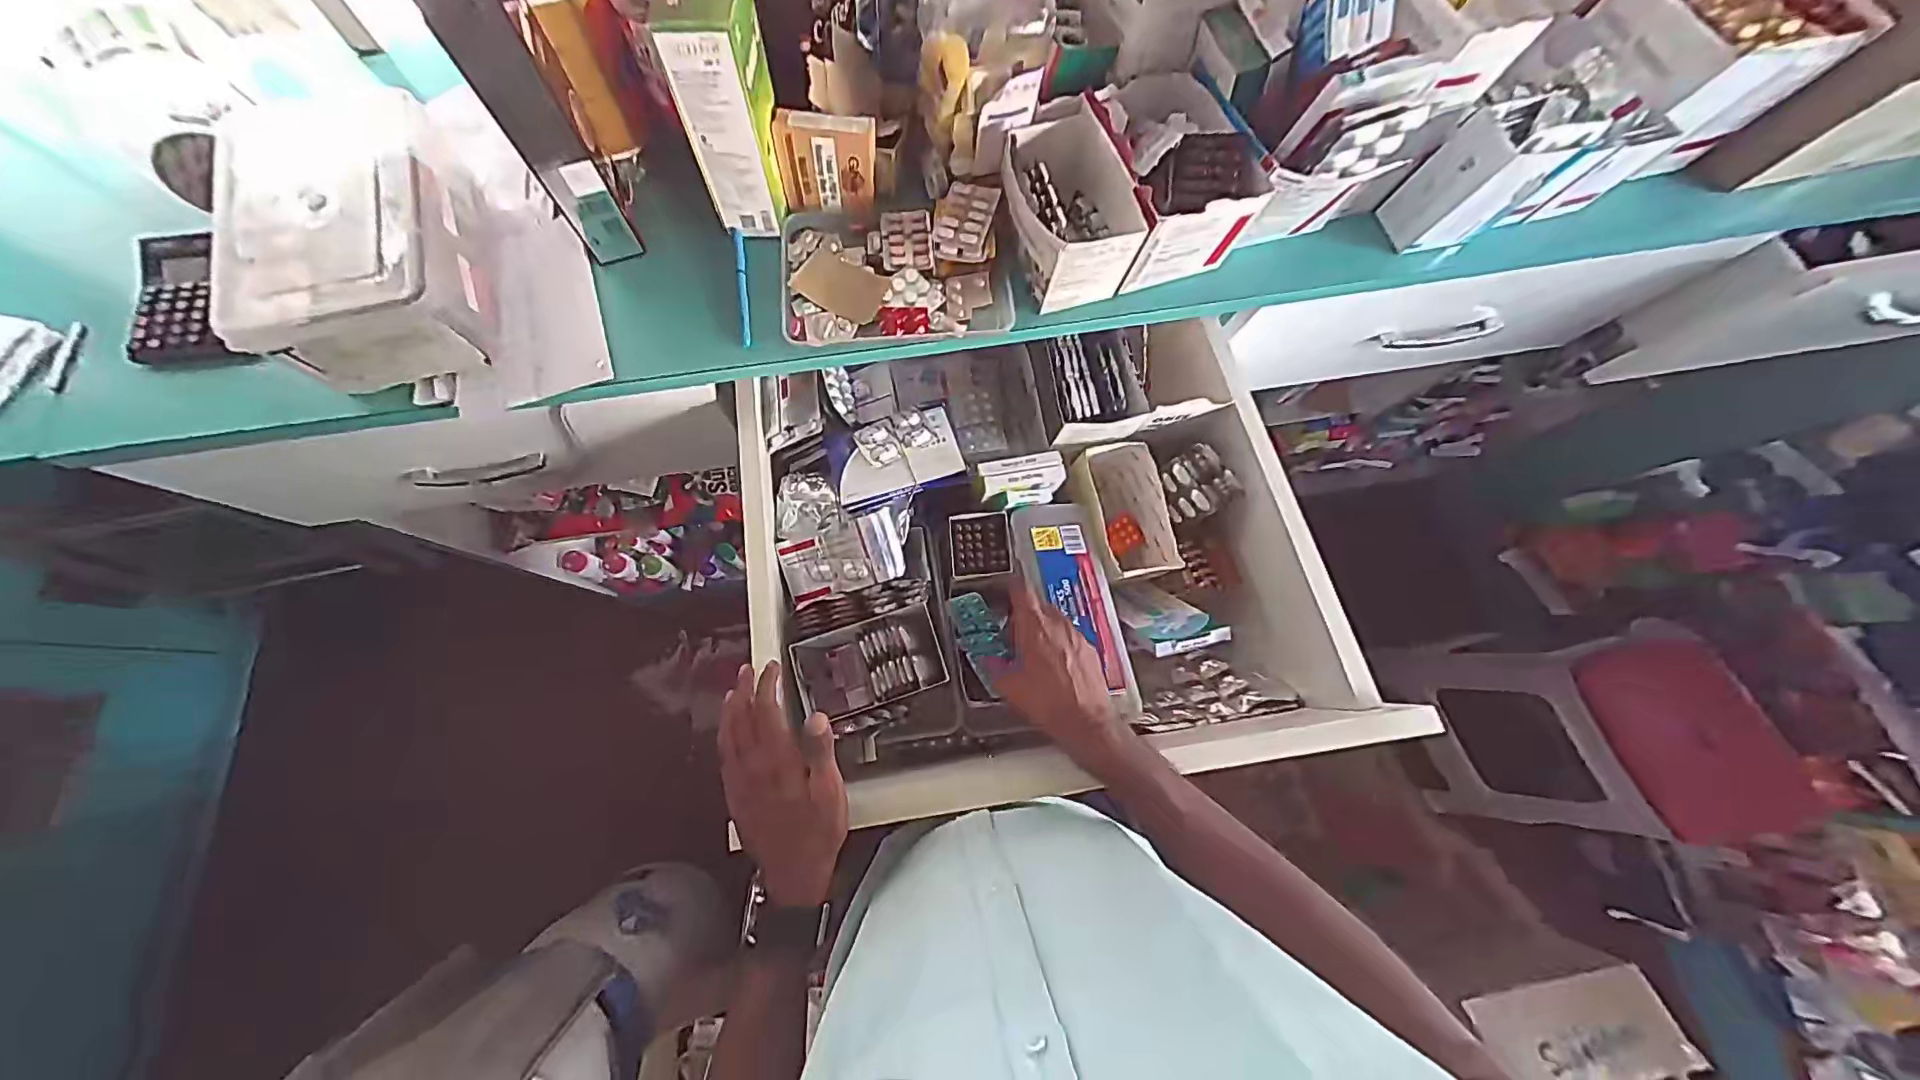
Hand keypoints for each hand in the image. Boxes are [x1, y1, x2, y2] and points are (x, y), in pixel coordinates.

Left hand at [718, 661, 847, 906]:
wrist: (792, 873)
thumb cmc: (818, 832)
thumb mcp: (830, 792)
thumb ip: (821, 753)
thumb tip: (816, 717)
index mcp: (779, 762)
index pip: (767, 713)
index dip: (768, 686)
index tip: (772, 669)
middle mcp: (754, 768)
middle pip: (743, 719)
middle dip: (745, 690)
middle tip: (749, 670)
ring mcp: (740, 782)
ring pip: (728, 736)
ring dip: (731, 709)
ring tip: (735, 690)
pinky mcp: (735, 795)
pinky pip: (724, 756)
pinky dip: (724, 734)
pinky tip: (728, 729)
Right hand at [998, 578, 1135, 768]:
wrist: (1087, 722)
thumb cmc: (1049, 704)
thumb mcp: (1009, 686)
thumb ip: (993, 665)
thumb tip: (987, 659)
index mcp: (1035, 627)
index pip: (1021, 590)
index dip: (1009, 587)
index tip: (1002, 591)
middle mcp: (1058, 625)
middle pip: (1037, 605)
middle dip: (1022, 615)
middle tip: (1010, 633)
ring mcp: (1076, 636)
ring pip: (1054, 620)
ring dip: (1041, 629)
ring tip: (1030, 652)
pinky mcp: (1089, 650)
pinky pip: (1068, 636)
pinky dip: (1058, 642)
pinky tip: (1052, 665)